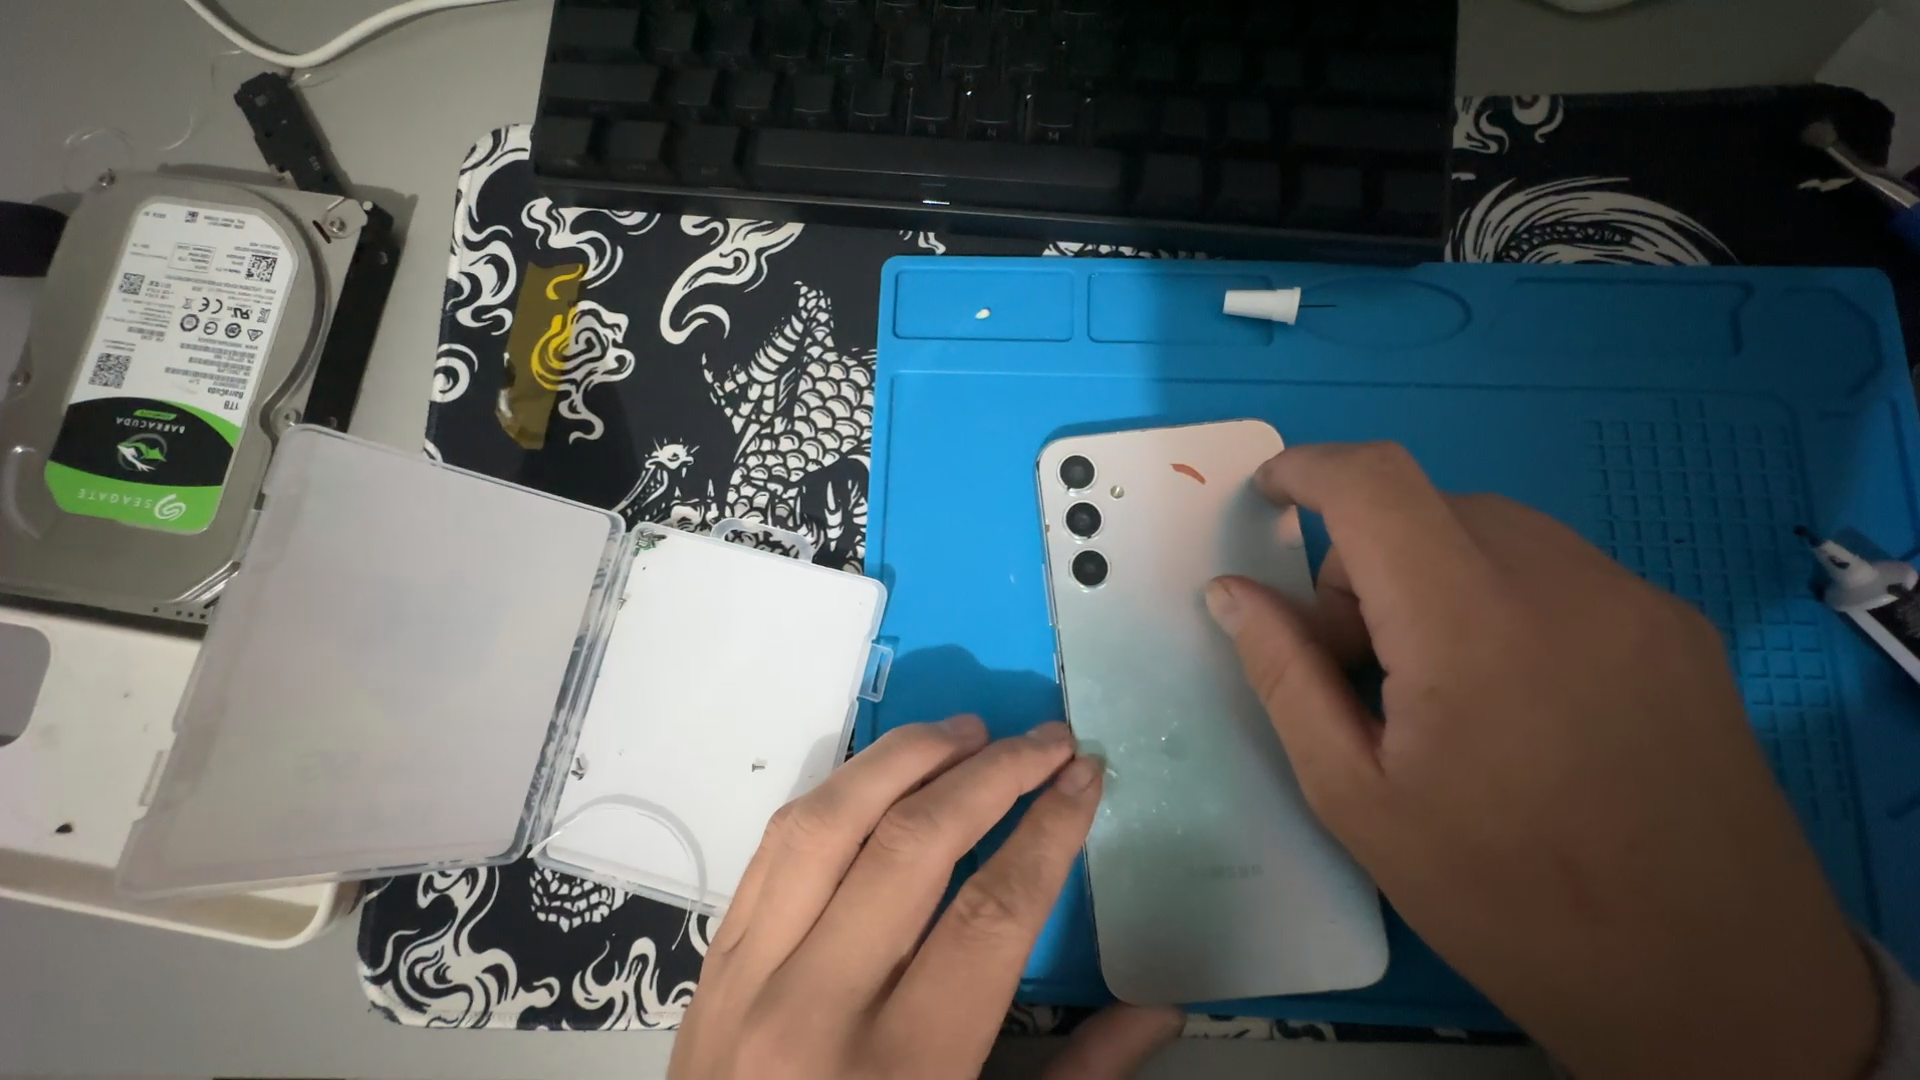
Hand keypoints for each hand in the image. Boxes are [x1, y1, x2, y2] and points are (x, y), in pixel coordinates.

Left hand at [671, 716, 1181, 1079]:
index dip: (1049, 831)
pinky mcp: (719, 956)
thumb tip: (1162, 1007)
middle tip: (1046, 739)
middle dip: (993, 774)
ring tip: (968, 731)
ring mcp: (753, 972)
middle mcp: (816, 1005)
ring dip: (906, 757)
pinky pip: (778, 843)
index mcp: (902, 1070)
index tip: (1085, 777)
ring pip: (832, 820)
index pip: (991, 913)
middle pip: (914, 844)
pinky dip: (839, 790)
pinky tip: (885, 771)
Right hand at [1205, 443, 1881, 1079]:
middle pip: (1426, 508)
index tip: (1269, 492)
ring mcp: (1635, 601)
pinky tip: (1510, 694)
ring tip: (1432, 684)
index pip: (1376, 485)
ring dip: (1428, 575)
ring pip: (1490, 532)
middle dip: (1362, 561)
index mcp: (1469, 624)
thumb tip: (1230, 593)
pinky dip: (1493, 594)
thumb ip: (1283, 674)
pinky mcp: (1678, 628)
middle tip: (1351, 659)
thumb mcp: (1353, 795)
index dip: (1309, 467)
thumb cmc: (1503, 897)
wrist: (1720, 991)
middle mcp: (1564, 584)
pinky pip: (1553, 568)